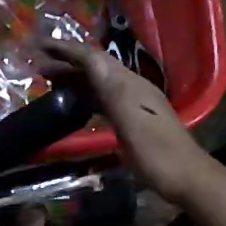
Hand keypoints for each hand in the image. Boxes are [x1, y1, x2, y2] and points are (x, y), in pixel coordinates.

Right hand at [40, 41, 212, 204]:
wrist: (188, 179)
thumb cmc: (159, 156)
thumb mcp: (133, 124)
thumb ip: (112, 91)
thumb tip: (90, 58)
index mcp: (132, 86)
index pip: (95, 59)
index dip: (67, 50)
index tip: (40, 46)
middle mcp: (133, 89)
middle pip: (97, 68)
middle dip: (67, 63)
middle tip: (38, 66)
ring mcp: (135, 105)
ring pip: (100, 84)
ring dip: (76, 80)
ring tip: (50, 83)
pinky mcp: (135, 122)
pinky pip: (106, 101)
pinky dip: (87, 98)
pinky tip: (77, 107)